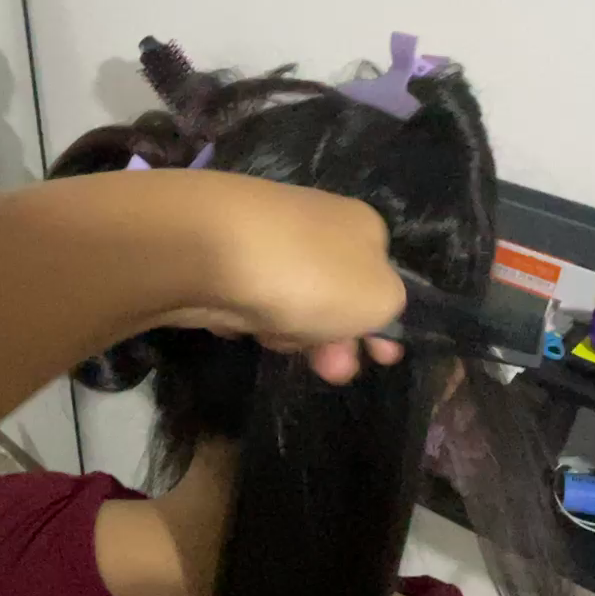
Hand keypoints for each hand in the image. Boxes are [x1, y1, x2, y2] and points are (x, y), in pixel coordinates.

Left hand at [155, 172, 405, 382]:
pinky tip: (236, 323)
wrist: (205, 250)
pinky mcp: (220, 254)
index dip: (381, 324)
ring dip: (289, 332)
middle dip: (332, 338)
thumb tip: (368, 310)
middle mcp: (317, 223)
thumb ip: (389, 308)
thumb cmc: (308, 277)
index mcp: (362, 227)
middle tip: (329, 371)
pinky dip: (245, 319)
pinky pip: (246, 300)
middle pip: (334, 297)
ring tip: (272, 336)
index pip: (381, 280)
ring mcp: (265, 236)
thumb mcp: (379, 299)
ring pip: (290, 303)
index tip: (380, 359)